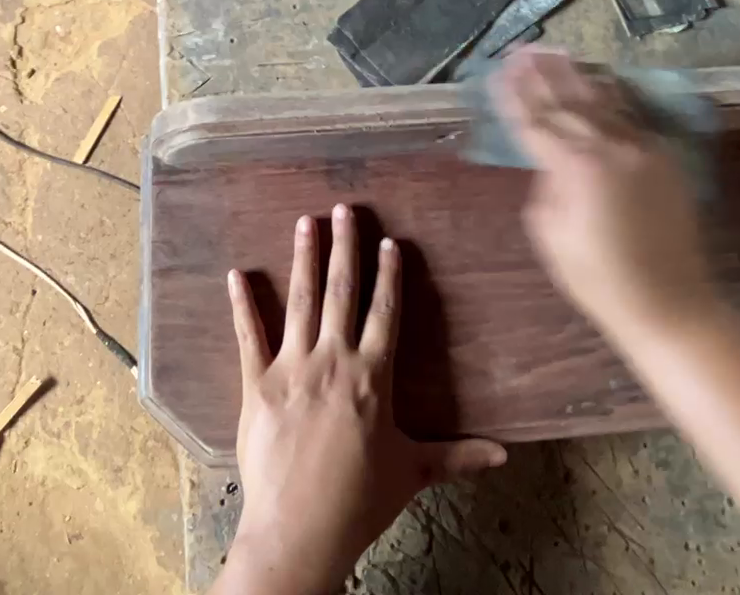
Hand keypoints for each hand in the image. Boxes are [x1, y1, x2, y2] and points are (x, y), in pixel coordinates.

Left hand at [216, 204, 506, 594]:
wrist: (300, 530)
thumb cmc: (360, 501)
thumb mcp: (412, 472)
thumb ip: (457, 456)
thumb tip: (504, 455)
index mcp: (372, 376)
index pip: (385, 312)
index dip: (388, 274)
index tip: (389, 241)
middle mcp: (333, 359)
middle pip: (342, 292)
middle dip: (345, 247)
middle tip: (344, 209)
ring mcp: (292, 367)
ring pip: (300, 301)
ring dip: (303, 259)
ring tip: (304, 222)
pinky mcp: (256, 383)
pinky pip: (248, 335)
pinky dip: (241, 304)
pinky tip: (236, 273)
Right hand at [493, 47, 714, 333]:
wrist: (669, 302)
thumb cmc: (596, 277)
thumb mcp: (549, 233)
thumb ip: (546, 185)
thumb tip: (551, 161)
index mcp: (574, 167)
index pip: (535, 120)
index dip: (515, 94)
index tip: (500, 69)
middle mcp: (609, 147)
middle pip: (568, 101)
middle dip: (543, 74)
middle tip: (523, 50)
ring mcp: (642, 149)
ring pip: (603, 101)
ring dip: (577, 77)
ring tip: (557, 53)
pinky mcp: (666, 158)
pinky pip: (631, 118)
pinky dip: (610, 98)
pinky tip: (599, 83)